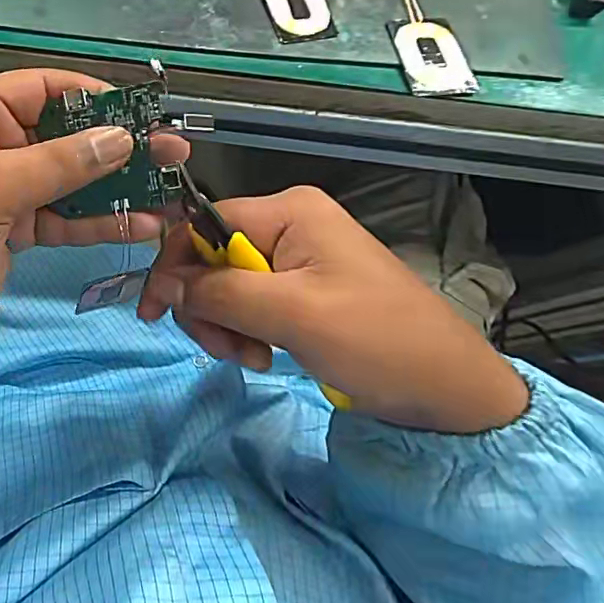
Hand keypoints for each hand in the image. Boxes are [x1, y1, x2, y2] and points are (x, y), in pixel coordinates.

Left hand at [0, 69, 191, 372]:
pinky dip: (97, 224)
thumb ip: (57, 165)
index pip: (37, 89)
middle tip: (170, 149)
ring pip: (68, 180)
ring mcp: (3, 191)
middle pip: (61, 136)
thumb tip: (119, 139)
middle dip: (114, 144)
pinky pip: (63, 219)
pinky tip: (139, 226)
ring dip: (115, 187)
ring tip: (169, 188)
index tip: (138, 109)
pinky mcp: (14, 230)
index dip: (88, 95)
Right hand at [137, 186, 526, 432]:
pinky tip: (264, 353)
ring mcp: (294, 257)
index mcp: (288, 212)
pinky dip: (243, 330)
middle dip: (205, 305)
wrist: (449, 390)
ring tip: (252, 356)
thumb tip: (161, 285)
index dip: (173, 265)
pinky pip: (247, 302)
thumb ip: (219, 293)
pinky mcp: (299, 289)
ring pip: (223, 284)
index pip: (201, 223)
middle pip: (208, 256)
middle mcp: (287, 224)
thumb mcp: (292, 315)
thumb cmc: (377, 341)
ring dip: (224, 324)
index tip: (155, 312)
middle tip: (225, 348)